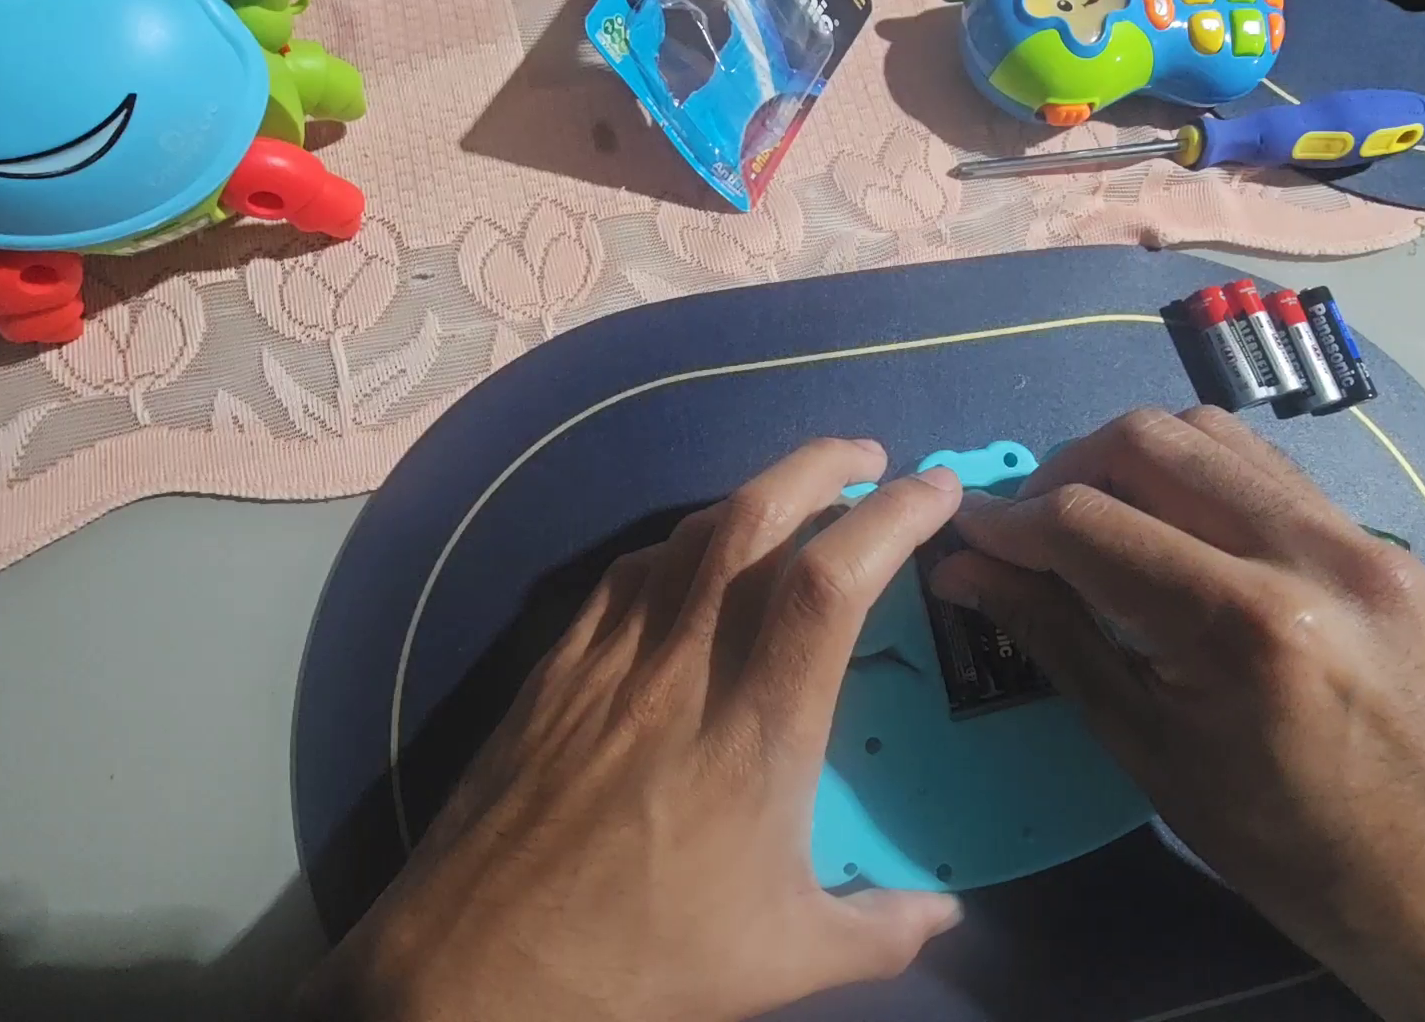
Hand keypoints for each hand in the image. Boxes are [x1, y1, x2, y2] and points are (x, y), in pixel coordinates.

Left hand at [296, 439, 966, 1021]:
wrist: (475, 968)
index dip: (890, 517)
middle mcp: (686, 666)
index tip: (935, 487)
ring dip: (755, 494)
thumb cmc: (640, 959)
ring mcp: (614, 653)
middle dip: (819, 465)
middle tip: (868, 456)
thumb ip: (881, 930)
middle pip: (755, 522)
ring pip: (690, 534)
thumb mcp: (784, 959)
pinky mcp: (561, 659)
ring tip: (797, 494)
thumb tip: (950, 913)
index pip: (831, 584)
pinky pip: (630, 572)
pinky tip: (698, 556)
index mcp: (758, 729)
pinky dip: (681, 543)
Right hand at [929, 407, 1424, 1019]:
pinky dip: (1185, 471)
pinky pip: (1257, 464)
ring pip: (1204, 432)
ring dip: (1121, 461)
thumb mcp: (1140, 743)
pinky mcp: (1377, 542)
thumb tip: (961, 569)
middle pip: (1144, 442)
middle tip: (1026, 528)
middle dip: (1059, 472)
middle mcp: (1308, 553)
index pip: (1086, 524)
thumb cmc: (1276, 840)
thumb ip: (1048, 633)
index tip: (962, 531)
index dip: (1006, 521)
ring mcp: (1356, 537)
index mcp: (1241, 625)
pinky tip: (1162, 524)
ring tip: (1089, 519)